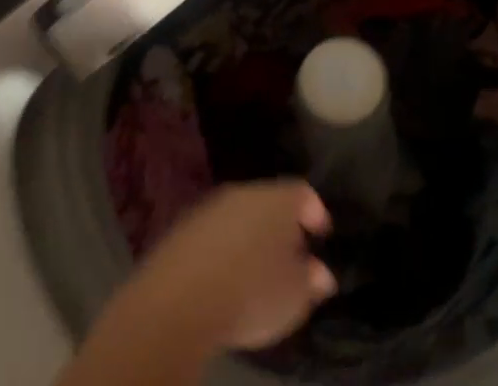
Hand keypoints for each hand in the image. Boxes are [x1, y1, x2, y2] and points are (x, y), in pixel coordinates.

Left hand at [117, 180, 335, 349]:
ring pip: (237, 218)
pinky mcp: (179, 232)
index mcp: (276, 200)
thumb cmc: (252, 294)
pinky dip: (221, 251)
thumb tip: (319, 272)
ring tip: (254, 273)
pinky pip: (211, 235)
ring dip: (248, 239)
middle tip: (289, 257)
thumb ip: (311, 279)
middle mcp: (241, 194)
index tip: (320, 236)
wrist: (177, 304)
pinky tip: (222, 280)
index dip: (315, 212)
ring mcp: (206, 210)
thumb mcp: (295, 297)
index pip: (303, 193)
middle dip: (279, 227)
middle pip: (267, 202)